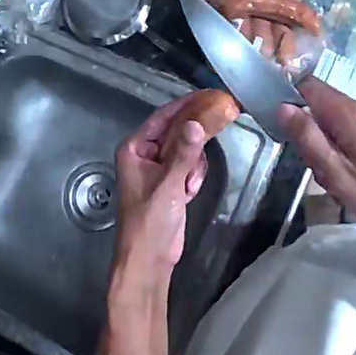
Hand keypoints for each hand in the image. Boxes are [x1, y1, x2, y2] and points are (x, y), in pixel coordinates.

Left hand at [112, 94, 214, 290]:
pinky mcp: (171, 183)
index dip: (186, 105)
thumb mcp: (168, 185)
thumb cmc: (149, 222)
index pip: (163, 117)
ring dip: (193, 165)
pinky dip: (193, 177)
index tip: (209, 94)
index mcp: (135, 149)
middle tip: (221, 120)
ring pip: (187, 149)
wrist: (149, 259)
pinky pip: (189, 166)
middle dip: (194, 137)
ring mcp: (159, 169)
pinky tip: (189, 193)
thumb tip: (197, 124)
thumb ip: (184, 153)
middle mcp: (145, 155)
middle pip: (177, 131)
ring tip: (188, 186)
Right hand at [277, 78, 355, 250]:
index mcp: (353, 112)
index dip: (293, 103)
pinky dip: (352, 152)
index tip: (290, 135)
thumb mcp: (338, 175)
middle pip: (325, 109)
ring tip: (346, 185)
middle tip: (326, 175)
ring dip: (334, 151)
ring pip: (341, 124)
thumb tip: (283, 107)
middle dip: (316, 138)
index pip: (310, 86)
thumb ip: (308, 138)